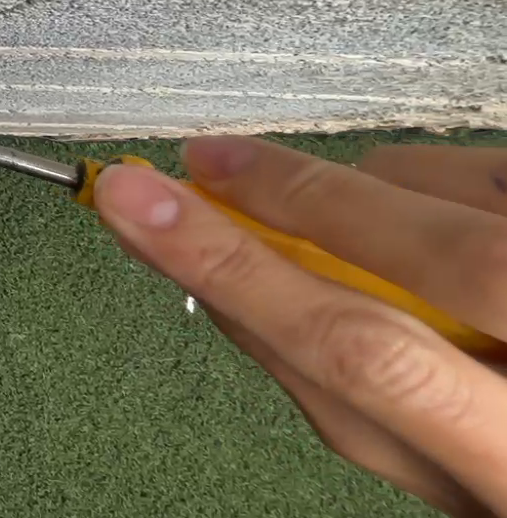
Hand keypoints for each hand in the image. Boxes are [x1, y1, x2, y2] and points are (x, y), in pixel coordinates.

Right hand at [95, 137, 506, 516]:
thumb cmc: (492, 445)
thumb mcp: (388, 438)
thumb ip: (296, 357)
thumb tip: (176, 246)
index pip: (362, 356)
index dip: (233, 264)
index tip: (132, 199)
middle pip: (455, 260)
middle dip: (298, 191)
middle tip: (208, 158)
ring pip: (463, 199)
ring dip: (370, 188)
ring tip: (356, 219)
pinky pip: (484, 168)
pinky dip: (428, 177)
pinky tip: (430, 215)